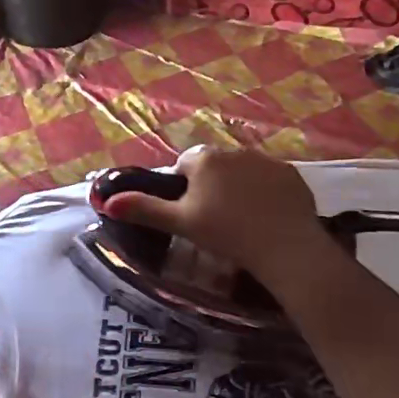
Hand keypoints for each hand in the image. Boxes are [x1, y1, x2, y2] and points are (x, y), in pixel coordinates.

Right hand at [101, 147, 331, 276]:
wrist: (285, 247)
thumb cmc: (225, 234)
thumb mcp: (180, 223)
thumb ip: (144, 209)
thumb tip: (106, 201)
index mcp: (204, 159)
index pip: (183, 165)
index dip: (181, 188)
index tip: (188, 213)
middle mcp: (234, 150)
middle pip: (213, 165)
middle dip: (209, 185)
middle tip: (212, 219)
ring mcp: (267, 160)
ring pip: (241, 171)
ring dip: (236, 186)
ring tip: (240, 219)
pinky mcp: (291, 174)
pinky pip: (269, 179)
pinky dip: (264, 192)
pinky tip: (265, 217)